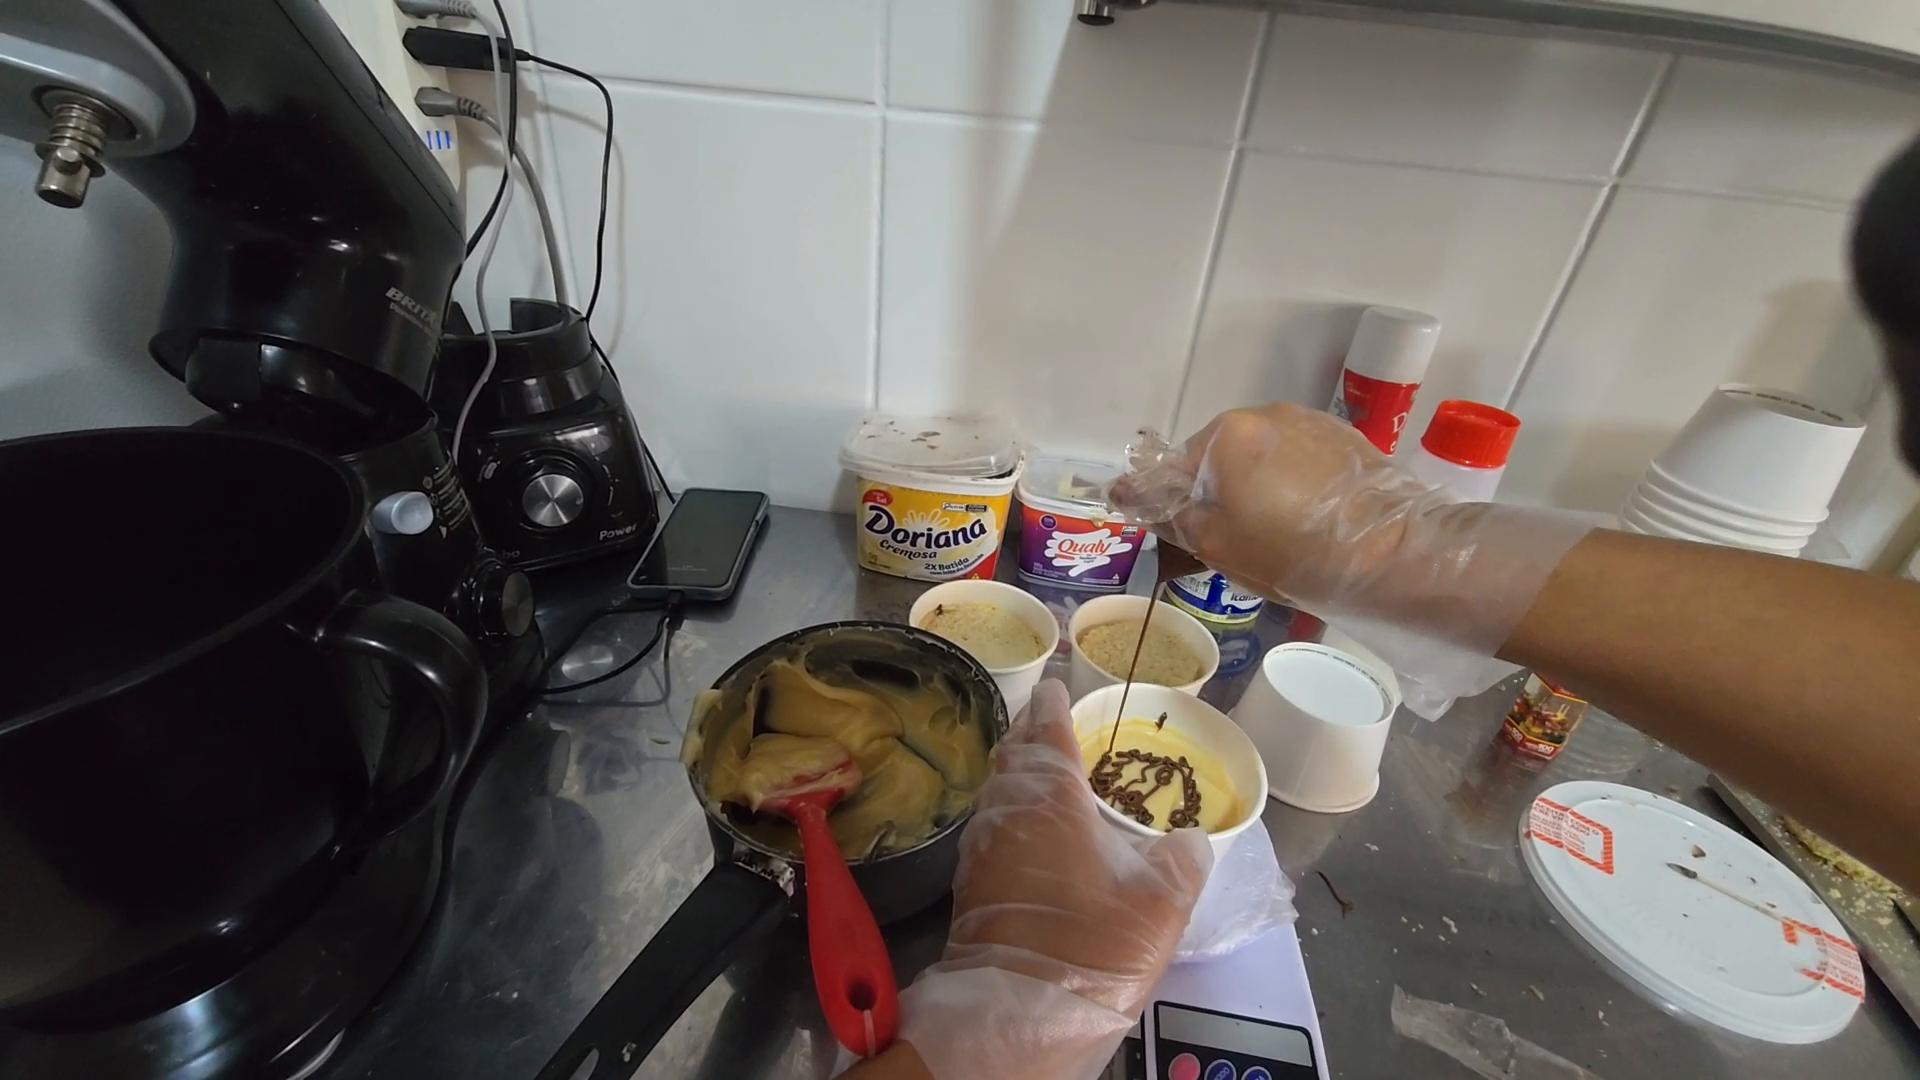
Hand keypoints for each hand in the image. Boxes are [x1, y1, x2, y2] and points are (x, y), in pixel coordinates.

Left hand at [891, 679, 1210, 1079]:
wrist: (1019, 1009)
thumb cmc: (1092, 942)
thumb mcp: (1160, 903)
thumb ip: (1183, 860)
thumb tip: (1195, 837)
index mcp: (1052, 796)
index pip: (1047, 730)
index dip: (1051, 704)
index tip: (1053, 685)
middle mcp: (1010, 805)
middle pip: (1015, 749)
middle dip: (1029, 728)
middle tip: (1047, 718)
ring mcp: (984, 838)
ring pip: (998, 781)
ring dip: (1016, 763)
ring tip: (1038, 760)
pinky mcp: (972, 872)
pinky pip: (991, 814)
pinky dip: (1008, 799)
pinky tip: (1026, 817)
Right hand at [1109, 403, 1425, 609]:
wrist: (1393, 555)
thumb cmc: (1289, 552)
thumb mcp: (1215, 543)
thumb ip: (1169, 513)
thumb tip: (1126, 492)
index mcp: (1226, 434)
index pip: (1176, 465)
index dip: (1177, 503)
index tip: (1189, 532)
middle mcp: (1265, 413)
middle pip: (1220, 454)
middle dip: (1221, 489)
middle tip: (1238, 536)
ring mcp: (1310, 421)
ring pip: (1262, 454)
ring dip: (1259, 482)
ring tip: (1280, 527)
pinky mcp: (1346, 436)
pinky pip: (1300, 455)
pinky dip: (1295, 479)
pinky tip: (1311, 515)